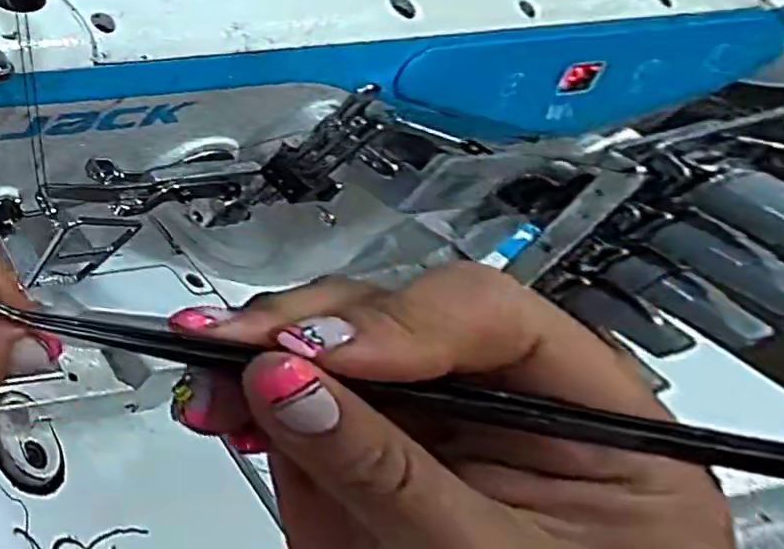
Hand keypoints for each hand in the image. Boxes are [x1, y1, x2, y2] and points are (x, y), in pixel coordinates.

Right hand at [167, 262, 732, 548]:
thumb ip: (390, 475)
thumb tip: (284, 379)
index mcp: (577, 419)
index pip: (486, 314)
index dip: (397, 320)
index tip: (321, 354)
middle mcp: (480, 390)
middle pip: (373, 308)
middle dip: (290, 329)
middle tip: (228, 347)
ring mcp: (399, 401)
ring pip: (305, 328)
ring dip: (241, 349)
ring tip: (206, 388)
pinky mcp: (335, 417)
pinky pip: (269, 371)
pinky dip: (227, 379)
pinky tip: (211, 401)